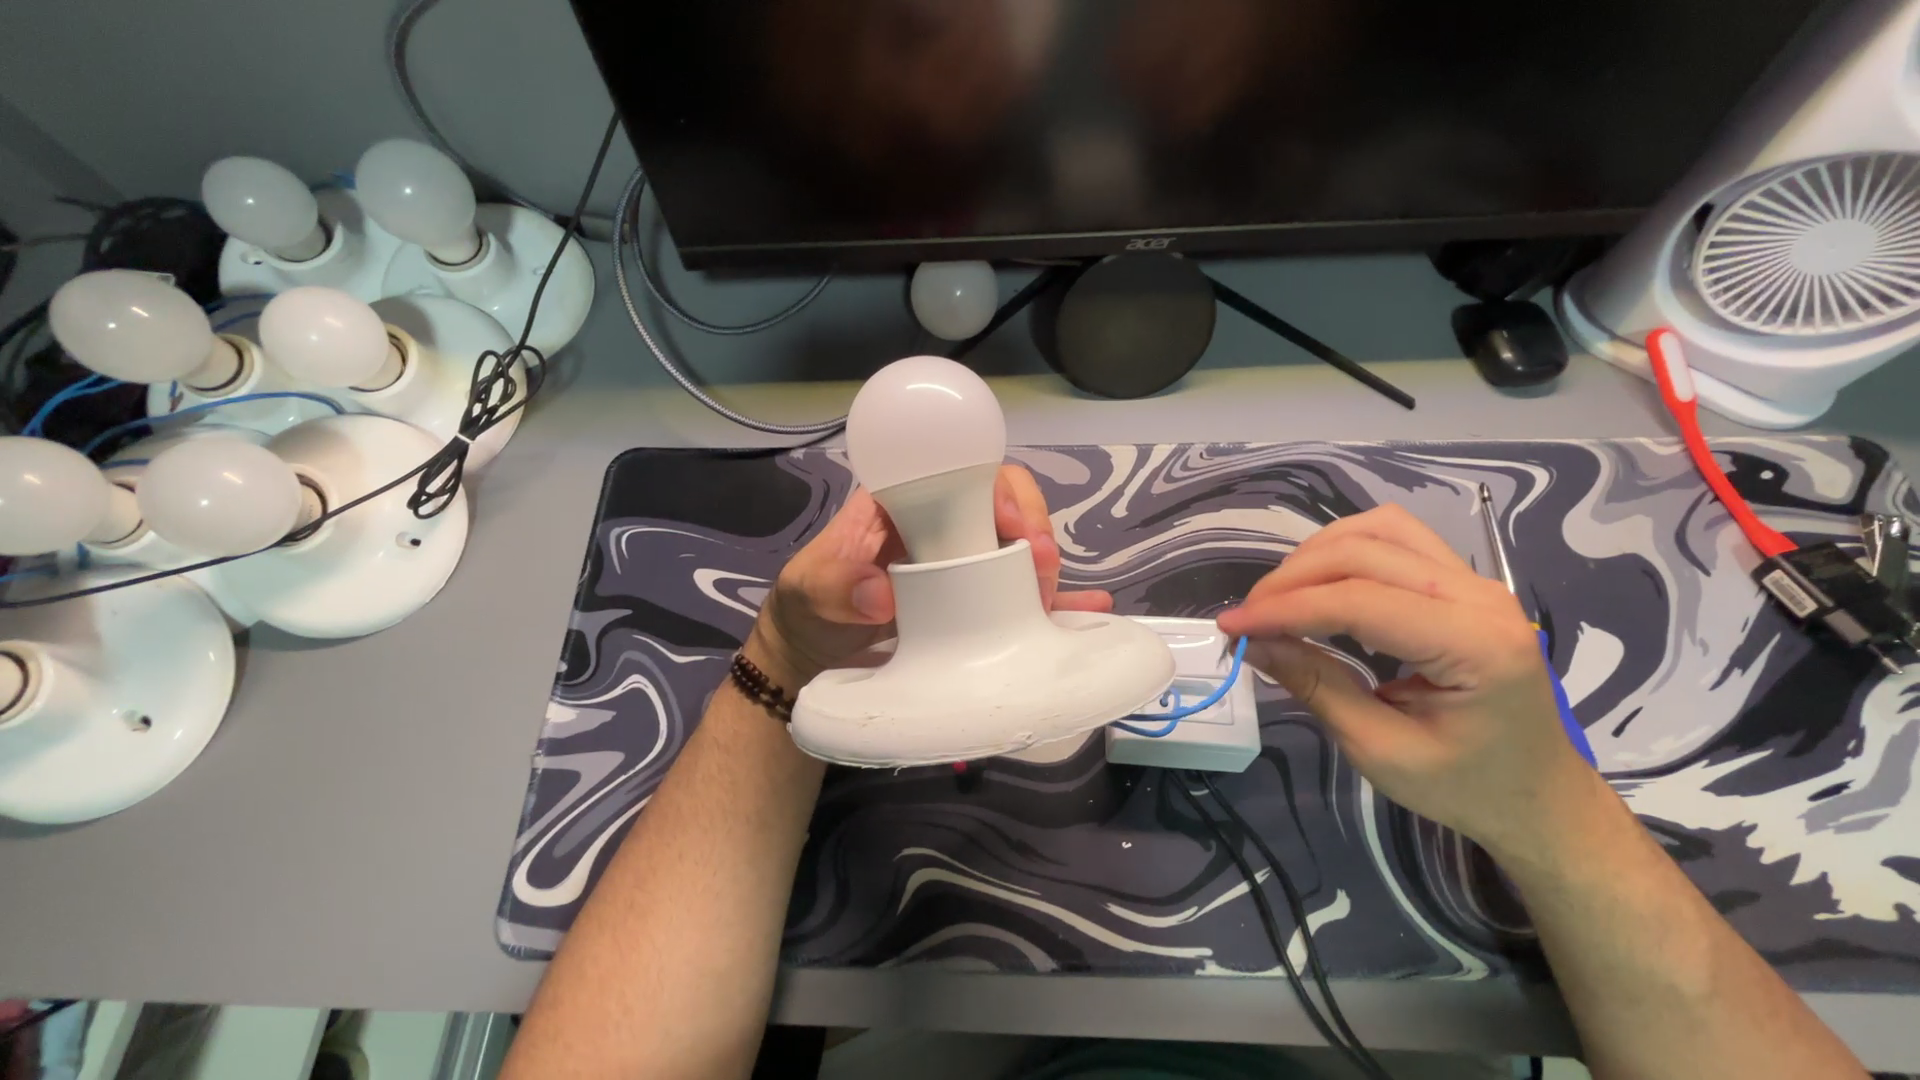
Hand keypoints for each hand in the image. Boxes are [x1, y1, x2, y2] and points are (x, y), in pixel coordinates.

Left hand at [745, 464, 1113, 689]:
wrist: (816, 664)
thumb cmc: (809, 611)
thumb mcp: (808, 593)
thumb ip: (833, 588)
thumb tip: (881, 594)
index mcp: (906, 505)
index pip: (962, 473)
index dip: (997, 490)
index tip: (1011, 525)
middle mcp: (944, 529)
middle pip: (1005, 507)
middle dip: (1032, 529)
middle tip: (1039, 567)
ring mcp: (967, 569)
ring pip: (1022, 550)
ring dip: (1048, 568)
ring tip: (1057, 599)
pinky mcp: (981, 608)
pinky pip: (1024, 598)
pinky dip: (1060, 602)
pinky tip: (1089, 612)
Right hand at [1215, 504, 1598, 859]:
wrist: (1539, 798)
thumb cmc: (1465, 787)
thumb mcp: (1380, 749)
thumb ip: (1317, 686)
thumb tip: (1252, 642)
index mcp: (1475, 647)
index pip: (1360, 601)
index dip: (1286, 608)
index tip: (1231, 626)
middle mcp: (1482, 598)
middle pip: (1365, 553)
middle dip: (1293, 579)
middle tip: (1249, 617)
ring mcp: (1478, 583)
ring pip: (1380, 531)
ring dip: (1317, 555)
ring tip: (1279, 597)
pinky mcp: (1465, 583)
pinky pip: (1396, 539)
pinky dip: (1346, 550)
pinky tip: (1321, 582)